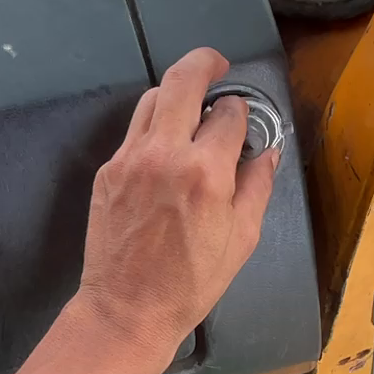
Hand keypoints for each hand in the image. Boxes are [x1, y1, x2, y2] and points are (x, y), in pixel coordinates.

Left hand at [73, 47, 278, 357]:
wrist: (126, 309)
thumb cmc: (190, 284)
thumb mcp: (241, 240)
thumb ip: (257, 188)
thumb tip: (267, 153)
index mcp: (205, 172)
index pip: (229, 112)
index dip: (241, 113)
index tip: (243, 124)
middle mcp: (163, 155)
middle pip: (183, 80)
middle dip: (205, 63)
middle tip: (217, 66)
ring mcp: (128, 160)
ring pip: (152, 99)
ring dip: (176, 95)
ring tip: (189, 110)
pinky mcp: (106, 172)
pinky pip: (133, 133)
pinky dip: (153, 130)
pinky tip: (164, 152)